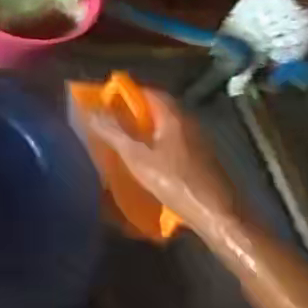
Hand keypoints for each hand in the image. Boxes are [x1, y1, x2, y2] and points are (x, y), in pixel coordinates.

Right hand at [87, 87, 243, 242]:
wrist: (217, 215)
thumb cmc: (174, 182)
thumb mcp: (136, 157)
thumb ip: (113, 132)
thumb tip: (91, 110)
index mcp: (174, 118)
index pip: (151, 93)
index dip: (129, 93)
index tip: (108, 99)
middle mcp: (190, 124)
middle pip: (160, 109)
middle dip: (135, 111)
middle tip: (112, 120)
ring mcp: (199, 142)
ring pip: (168, 127)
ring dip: (147, 129)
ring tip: (125, 140)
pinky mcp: (202, 160)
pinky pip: (176, 142)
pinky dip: (158, 143)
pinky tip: (147, 160)